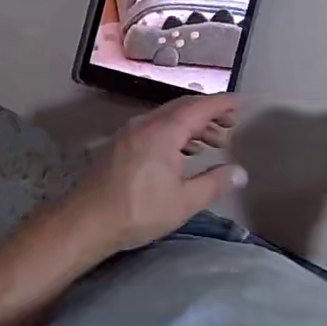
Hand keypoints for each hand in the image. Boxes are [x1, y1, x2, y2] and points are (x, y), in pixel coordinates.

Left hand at [56, 94, 245, 257]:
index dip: (222, 104)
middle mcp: (145, 124)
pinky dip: (174, 133)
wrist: (86, 222)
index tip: (240, 103)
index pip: (199, 108)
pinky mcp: (120, 145)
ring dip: (191, 125)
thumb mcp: (184, 201)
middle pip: (182, 108)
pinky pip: (154, 128)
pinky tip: (181, 152)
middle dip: (208, 113)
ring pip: (167, 118)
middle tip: (229, 126)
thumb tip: (240, 172)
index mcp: (163, 132)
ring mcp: (129, 133)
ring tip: (212, 142)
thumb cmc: (138, 211)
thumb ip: (215, 183)